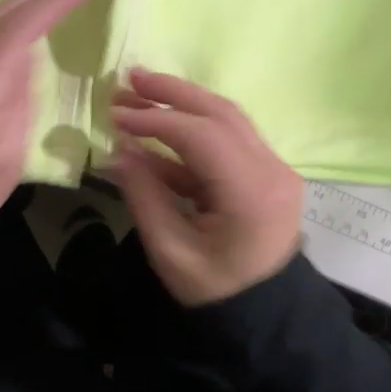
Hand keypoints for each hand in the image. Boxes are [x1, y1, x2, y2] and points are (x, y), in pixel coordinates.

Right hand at [111, 69, 303, 306]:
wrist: (264, 312)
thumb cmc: (213, 290)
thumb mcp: (169, 251)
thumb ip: (145, 197)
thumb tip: (120, 152)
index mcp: (250, 193)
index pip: (202, 136)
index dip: (156, 120)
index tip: (115, 115)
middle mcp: (272, 170)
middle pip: (221, 114)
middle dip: (173, 94)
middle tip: (129, 79)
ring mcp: (275, 170)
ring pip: (228, 120)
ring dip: (184, 105)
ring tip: (140, 95)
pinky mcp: (267, 175)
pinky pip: (229, 142)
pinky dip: (193, 132)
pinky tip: (157, 135)